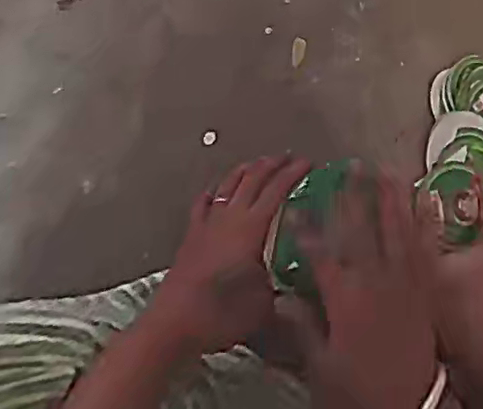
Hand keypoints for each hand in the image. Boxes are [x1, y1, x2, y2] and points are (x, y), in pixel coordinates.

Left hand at [141, 155, 311, 355]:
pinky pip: (203, 203)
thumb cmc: (222, 314)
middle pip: (254, 178)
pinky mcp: (191, 234)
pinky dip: (214, 191)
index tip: (309, 162)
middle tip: (288, 157)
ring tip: (258, 163)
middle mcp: (231, 217)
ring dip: (246, 169)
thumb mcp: (264, 307)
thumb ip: (284, 294)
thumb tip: (302, 295)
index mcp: (252, 227)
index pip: (277, 189)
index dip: (294, 172)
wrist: (173, 325)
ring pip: (229, 184)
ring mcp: (209, 223)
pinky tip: (216, 190)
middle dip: (273, 163)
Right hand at [281, 167, 439, 408]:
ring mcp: (404, 276)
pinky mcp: (425, 283)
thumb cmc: (362, 390)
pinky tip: (425, 199)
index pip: (320, 252)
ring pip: (395, 225)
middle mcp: (375, 277)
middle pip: (361, 226)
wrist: (411, 404)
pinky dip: (424, 219)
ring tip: (384, 170)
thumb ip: (303, 328)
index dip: (306, 229)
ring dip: (389, 195)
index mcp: (345, 295)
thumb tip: (282, 299)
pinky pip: (424, 243)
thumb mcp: (322, 367)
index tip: (296, 207)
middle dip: (353, 194)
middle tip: (350, 166)